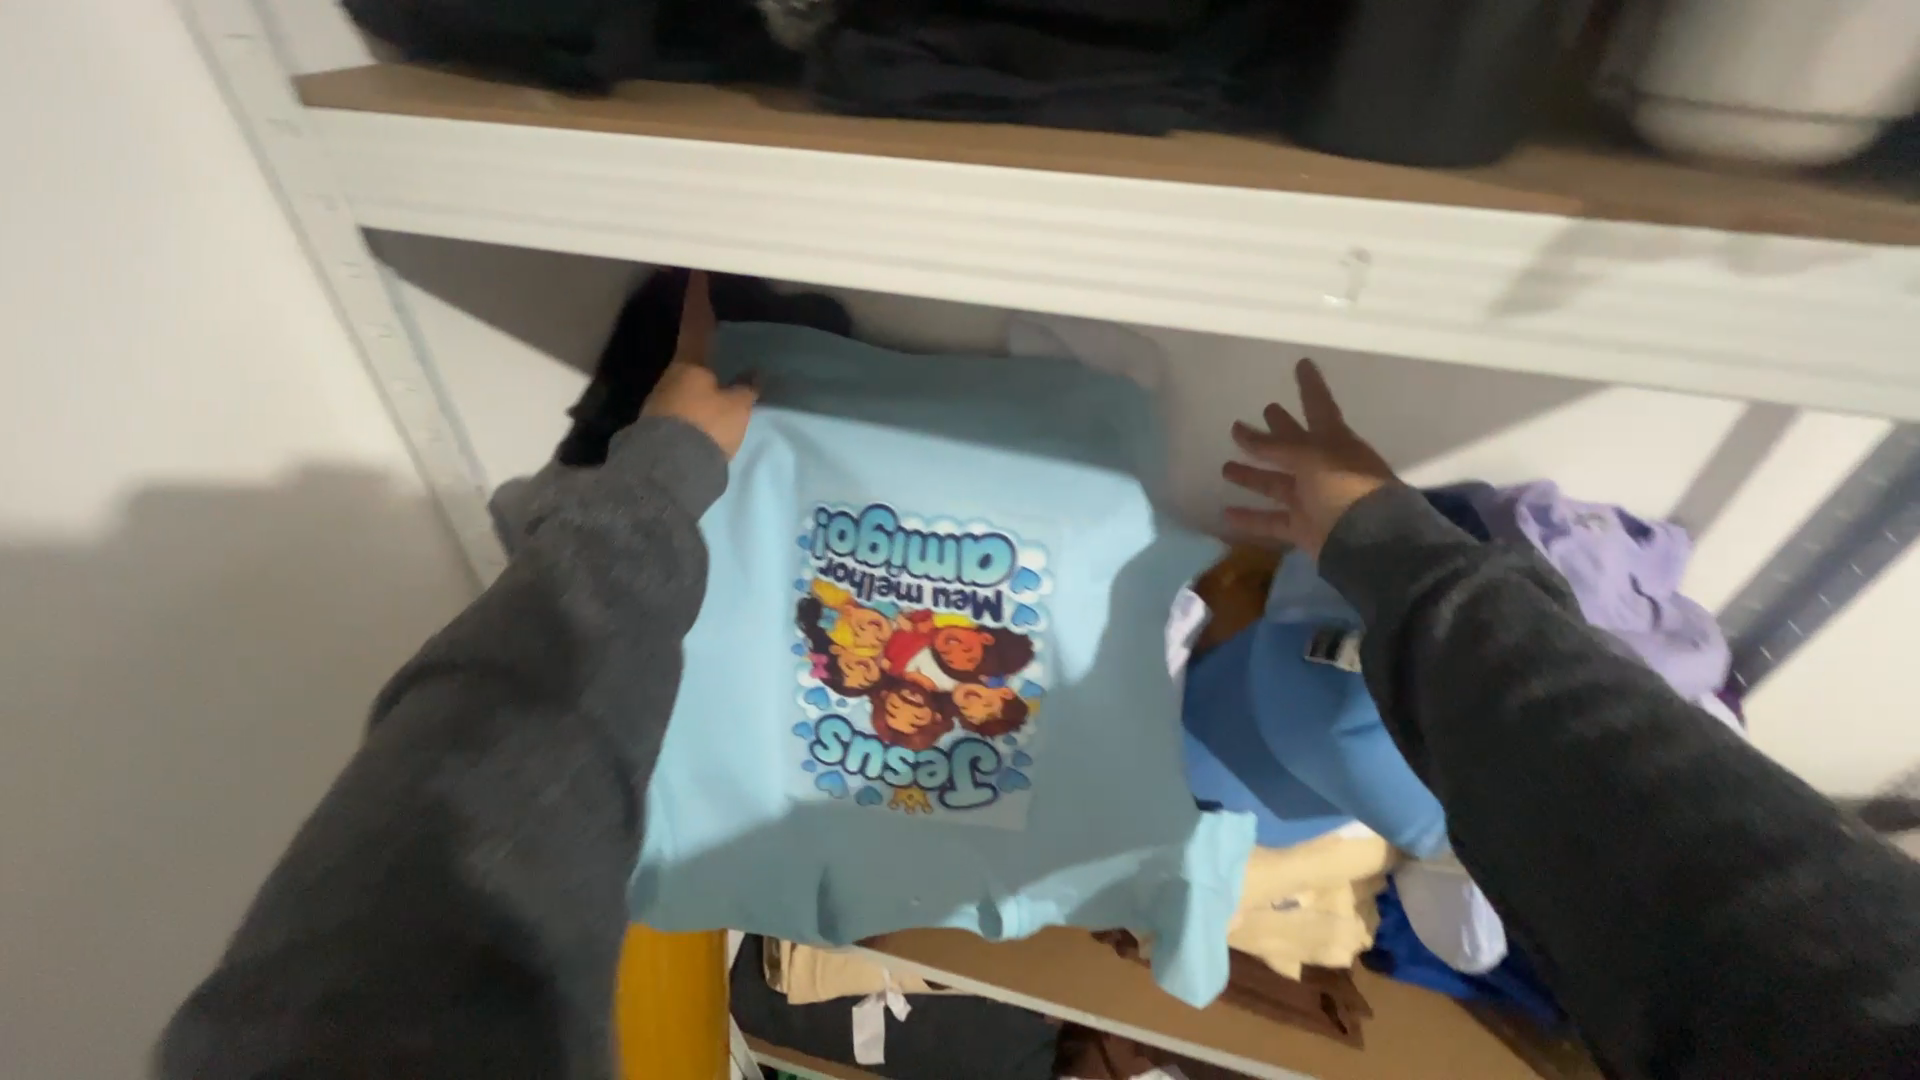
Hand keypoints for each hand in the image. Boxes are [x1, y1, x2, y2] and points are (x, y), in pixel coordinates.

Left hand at [641, 270, 756, 458]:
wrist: (670, 468)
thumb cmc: (706, 426)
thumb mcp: (736, 407)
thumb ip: (746, 388)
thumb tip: (755, 372)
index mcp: (690, 363)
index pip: (697, 322)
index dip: (699, 297)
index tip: (696, 272)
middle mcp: (672, 375)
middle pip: (690, 352)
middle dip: (703, 342)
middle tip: (717, 330)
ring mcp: (664, 399)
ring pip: (688, 379)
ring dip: (703, 376)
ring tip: (722, 377)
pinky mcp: (663, 423)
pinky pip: (685, 402)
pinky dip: (698, 398)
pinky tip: (710, 406)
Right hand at [1222, 359, 1395, 558]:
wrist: (1368, 538)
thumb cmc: (1345, 486)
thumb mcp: (1311, 456)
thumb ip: (1276, 446)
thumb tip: (1244, 433)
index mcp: (1333, 442)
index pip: (1318, 406)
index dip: (1309, 386)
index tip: (1302, 363)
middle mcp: (1323, 467)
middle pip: (1293, 445)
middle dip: (1275, 431)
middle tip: (1254, 418)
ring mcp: (1313, 498)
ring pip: (1275, 483)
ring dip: (1252, 475)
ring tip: (1225, 467)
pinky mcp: (1303, 527)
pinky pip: (1270, 520)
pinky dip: (1249, 518)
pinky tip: (1226, 514)